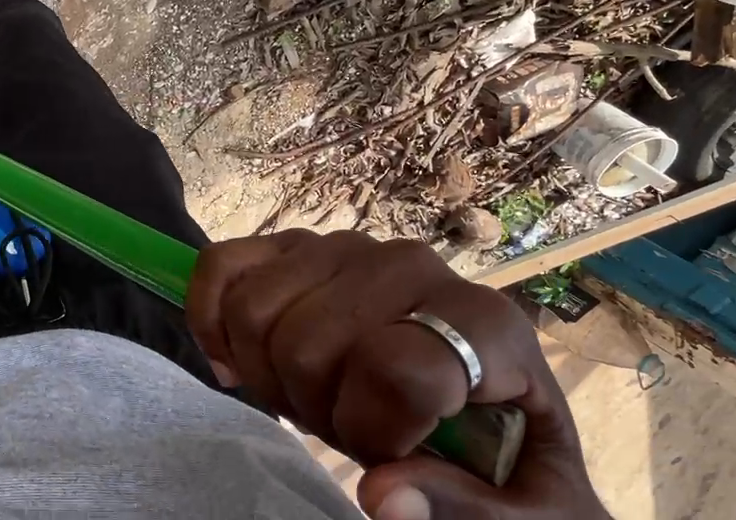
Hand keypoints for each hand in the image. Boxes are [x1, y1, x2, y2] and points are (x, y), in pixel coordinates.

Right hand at [186, 231, 606, 519]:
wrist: (482, 406)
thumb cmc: (509, 464)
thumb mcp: (527, 518)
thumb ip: (466, 512)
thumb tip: (380, 497)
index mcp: (487, 325)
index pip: (396, 368)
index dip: (373, 432)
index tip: (389, 463)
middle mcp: (411, 265)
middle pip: (308, 343)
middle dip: (313, 411)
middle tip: (344, 435)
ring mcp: (342, 246)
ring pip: (254, 309)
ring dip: (263, 373)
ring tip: (305, 399)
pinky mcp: (291, 243)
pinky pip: (220, 265)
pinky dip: (208, 318)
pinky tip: (229, 360)